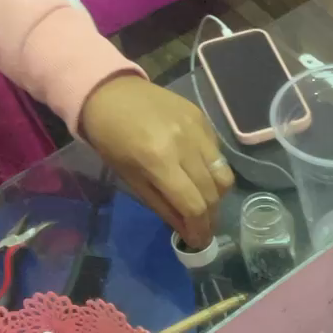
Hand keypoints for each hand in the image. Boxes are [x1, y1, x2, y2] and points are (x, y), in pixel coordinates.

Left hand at [79, 75, 234, 249]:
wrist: (108, 89)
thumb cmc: (112, 139)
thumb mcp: (132, 179)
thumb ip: (164, 207)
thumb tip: (188, 232)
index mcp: (159, 161)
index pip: (193, 206)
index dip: (199, 229)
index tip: (198, 242)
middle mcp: (184, 144)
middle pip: (212, 194)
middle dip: (210, 218)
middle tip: (204, 228)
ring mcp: (196, 129)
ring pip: (223, 176)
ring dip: (217, 197)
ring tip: (206, 203)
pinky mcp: (202, 118)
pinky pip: (218, 155)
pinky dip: (213, 171)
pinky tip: (200, 173)